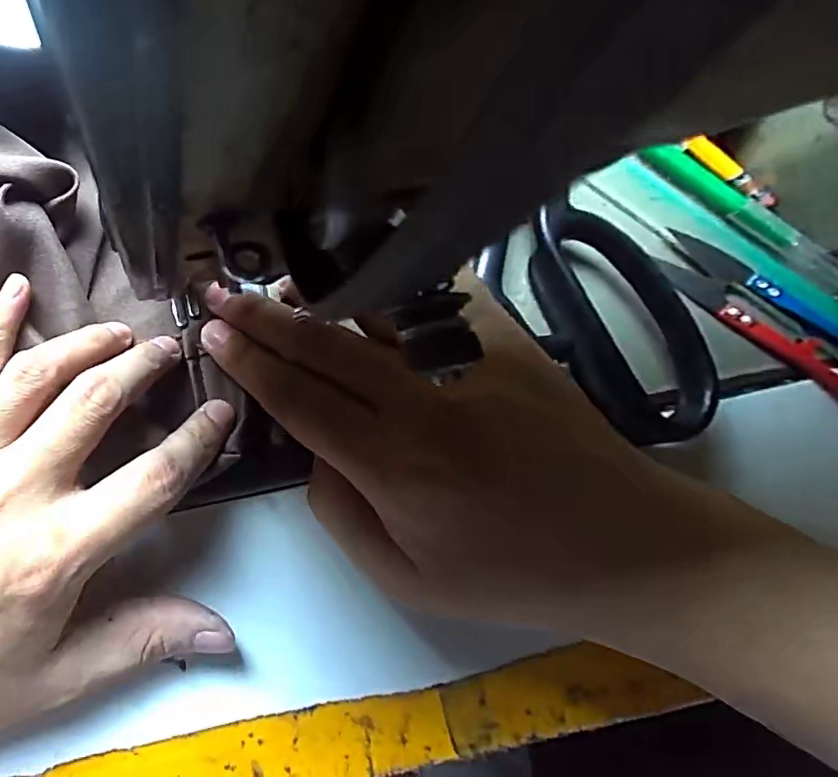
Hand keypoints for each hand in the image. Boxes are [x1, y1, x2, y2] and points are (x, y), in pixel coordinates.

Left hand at [0, 275, 237, 773]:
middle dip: (144, 367)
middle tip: (172, 350)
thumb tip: (226, 635)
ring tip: (121, 333)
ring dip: (85, 344)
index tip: (222, 410)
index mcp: (55, 551)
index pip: (153, 478)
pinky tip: (16, 288)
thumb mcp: (61, 676)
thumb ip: (145, 638)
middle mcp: (13, 493)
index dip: (198, 439)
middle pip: (96, 402)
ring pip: (36, 377)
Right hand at [199, 274, 800, 637]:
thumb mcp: (408, 577)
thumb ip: (342, 513)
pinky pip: (442, 291)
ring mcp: (469, 359)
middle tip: (221, 288)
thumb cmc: (511, 571)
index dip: (252, 361)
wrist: (622, 540)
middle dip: (265, 315)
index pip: (301, 398)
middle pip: (326, 343)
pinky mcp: (507, 337)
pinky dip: (400, 271)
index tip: (216, 330)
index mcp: (394, 464)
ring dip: (323, 289)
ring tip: (285, 278)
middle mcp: (423, 400)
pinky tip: (371, 259)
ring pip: (378, 307)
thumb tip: (313, 448)